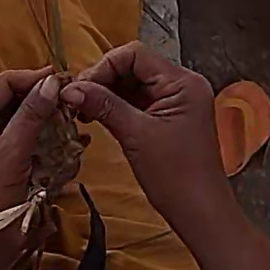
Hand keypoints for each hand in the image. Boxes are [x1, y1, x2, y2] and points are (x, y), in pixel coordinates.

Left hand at [0, 67, 60, 269]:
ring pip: (28, 117)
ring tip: (76, 120)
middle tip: (75, 101)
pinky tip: (73, 139)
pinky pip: (33, 138)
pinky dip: (51, 138)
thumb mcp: (11, 154)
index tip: (66, 81)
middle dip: (46, 100)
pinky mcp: (11, 158)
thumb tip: (51, 83)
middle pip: (18, 98)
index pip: (5, 83)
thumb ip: (31, 116)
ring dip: (52, 119)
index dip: (34, 79)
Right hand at [60, 43, 236, 240]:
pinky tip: (96, 117)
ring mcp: (175, 101)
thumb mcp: (135, 134)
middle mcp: (182, 85)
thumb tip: (68, 89)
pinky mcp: (167, 117)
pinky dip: (114, 106)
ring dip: (105, 93)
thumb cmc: (174, 175)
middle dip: (102, 80)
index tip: (81, 89)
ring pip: (131, 83)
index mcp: (183, 83)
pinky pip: (136, 100)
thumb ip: (103, 105)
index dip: (103, 67)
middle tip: (76, 101)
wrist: (200, 214)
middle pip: (132, 66)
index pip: (134, 55)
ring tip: (83, 111)